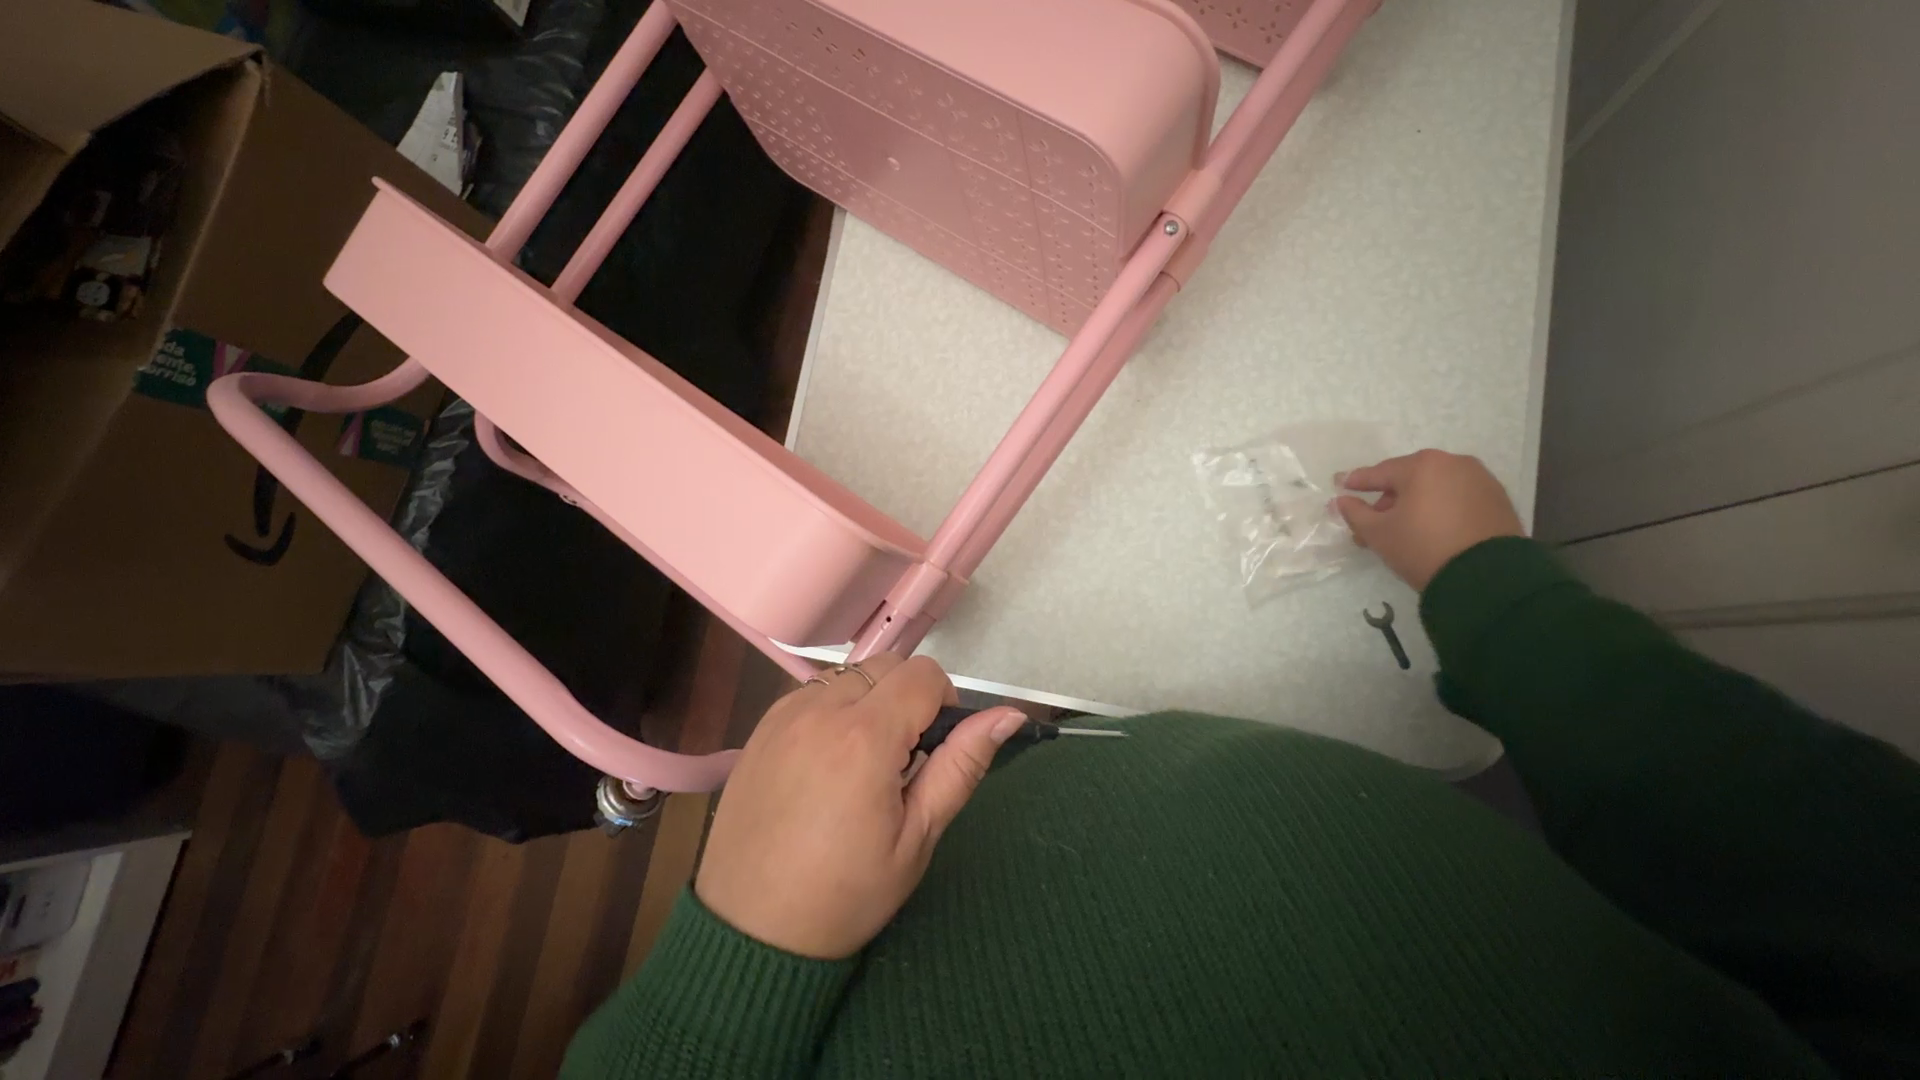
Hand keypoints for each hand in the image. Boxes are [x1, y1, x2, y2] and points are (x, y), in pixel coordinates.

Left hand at [695, 653, 1025, 959]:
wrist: (750, 931)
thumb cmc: (845, 894)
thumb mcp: (917, 836)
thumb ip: (961, 765)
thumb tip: (1008, 715)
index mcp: (865, 736)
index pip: (924, 675)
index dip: (944, 705)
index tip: (934, 751)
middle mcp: (820, 709)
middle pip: (886, 667)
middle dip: (908, 699)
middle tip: (902, 761)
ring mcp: (783, 715)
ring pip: (848, 675)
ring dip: (869, 701)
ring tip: (862, 764)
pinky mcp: (760, 729)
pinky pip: (812, 693)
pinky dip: (833, 710)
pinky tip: (827, 763)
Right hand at [1335, 450, 1525, 591]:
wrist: (1487, 576)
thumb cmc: (1422, 547)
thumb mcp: (1379, 533)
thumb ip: (1355, 513)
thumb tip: (1341, 500)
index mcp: (1422, 466)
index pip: (1380, 472)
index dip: (1357, 481)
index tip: (1341, 485)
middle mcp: (1454, 463)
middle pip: (1410, 478)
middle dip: (1389, 497)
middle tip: (1374, 519)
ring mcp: (1480, 479)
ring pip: (1435, 487)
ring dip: (1415, 503)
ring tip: (1404, 528)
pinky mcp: (1498, 499)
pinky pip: (1457, 497)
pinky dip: (1441, 508)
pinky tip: (1432, 528)